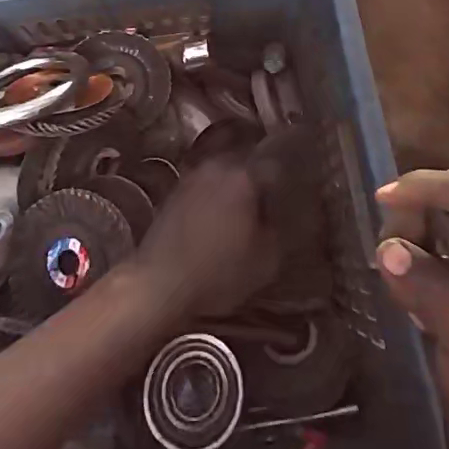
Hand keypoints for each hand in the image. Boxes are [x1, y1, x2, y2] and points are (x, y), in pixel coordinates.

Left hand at [132, 152, 279, 317]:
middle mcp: (217, 167)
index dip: (287, 184)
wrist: (158, 284)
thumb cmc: (217, 273)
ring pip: (223, 173)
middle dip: (258, 180)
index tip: (290, 200)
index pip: (276, 167)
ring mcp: (191, 177)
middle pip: (247, 164)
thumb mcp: (265, 262)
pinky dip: (213, 196)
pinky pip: (204, 186)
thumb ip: (280, 231)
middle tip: (268, 203)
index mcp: (244, 177)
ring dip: (233, 187)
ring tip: (241, 210)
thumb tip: (279, 217)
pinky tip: (217, 218)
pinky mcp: (173, 192)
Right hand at [375, 171, 448, 447]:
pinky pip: (429, 236)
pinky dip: (410, 252)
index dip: (428, 187)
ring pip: (434, 213)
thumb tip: (389, 250)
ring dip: (407, 237)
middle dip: (410, 218)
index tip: (383, 197)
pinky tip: (414, 291)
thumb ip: (436, 300)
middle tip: (392, 267)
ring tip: (408, 293)